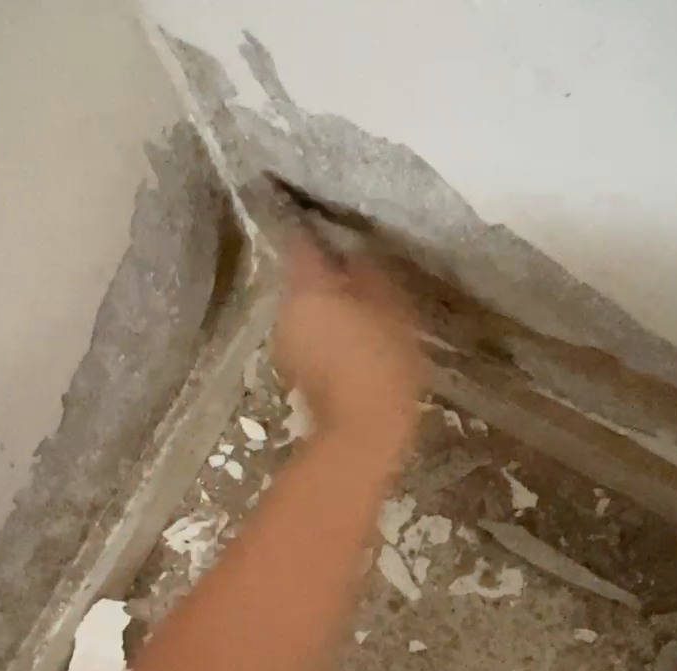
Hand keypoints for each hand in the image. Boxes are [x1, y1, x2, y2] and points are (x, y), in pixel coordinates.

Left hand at [274, 234, 430, 451]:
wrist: (362, 434)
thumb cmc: (382, 364)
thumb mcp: (392, 309)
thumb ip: (370, 273)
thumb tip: (354, 255)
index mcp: (306, 289)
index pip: (301, 244)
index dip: (318, 233)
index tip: (335, 230)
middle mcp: (284, 312)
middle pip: (302, 281)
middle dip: (327, 278)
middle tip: (364, 281)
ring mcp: (283, 345)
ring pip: (305, 312)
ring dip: (327, 310)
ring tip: (364, 317)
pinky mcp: (293, 373)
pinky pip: (309, 339)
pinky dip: (326, 336)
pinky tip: (354, 347)